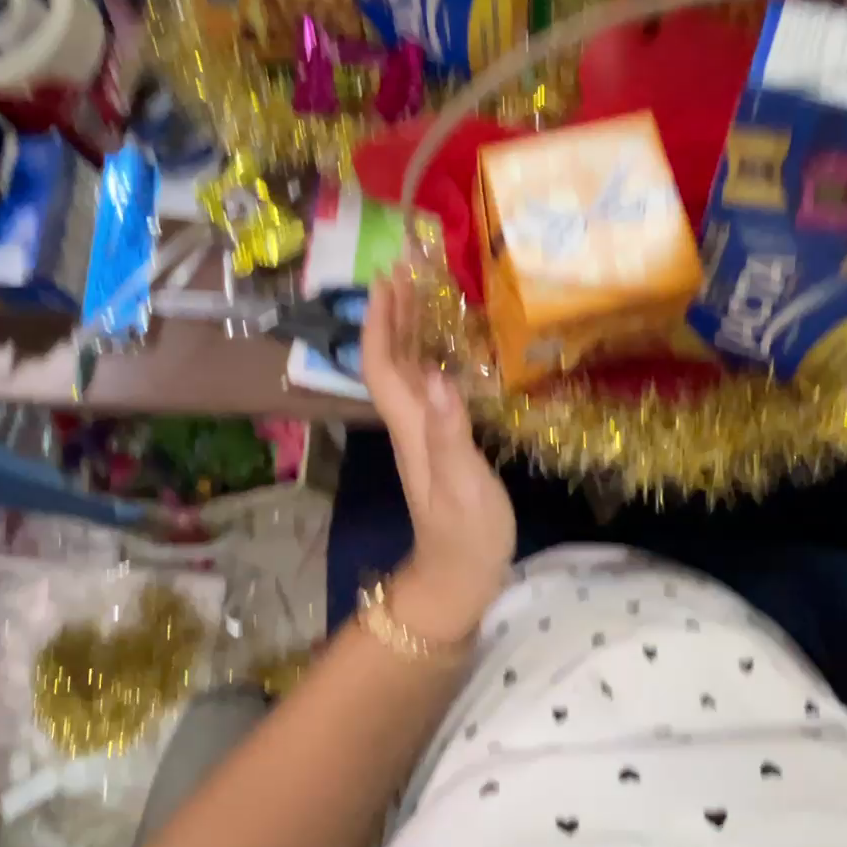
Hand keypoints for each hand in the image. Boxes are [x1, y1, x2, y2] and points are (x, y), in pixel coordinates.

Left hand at [360, 272, 516, 641]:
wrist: (461, 577)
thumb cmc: (466, 532)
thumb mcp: (463, 482)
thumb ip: (449, 431)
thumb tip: (437, 374)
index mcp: (410, 426)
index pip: (382, 364)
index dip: (380, 321)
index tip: (386, 279)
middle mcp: (411, 423)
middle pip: (391, 360)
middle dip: (393, 313)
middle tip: (406, 269)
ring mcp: (425, 435)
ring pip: (410, 372)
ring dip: (411, 331)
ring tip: (425, 294)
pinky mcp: (443, 445)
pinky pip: (431, 388)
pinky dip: (435, 358)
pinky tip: (450, 350)